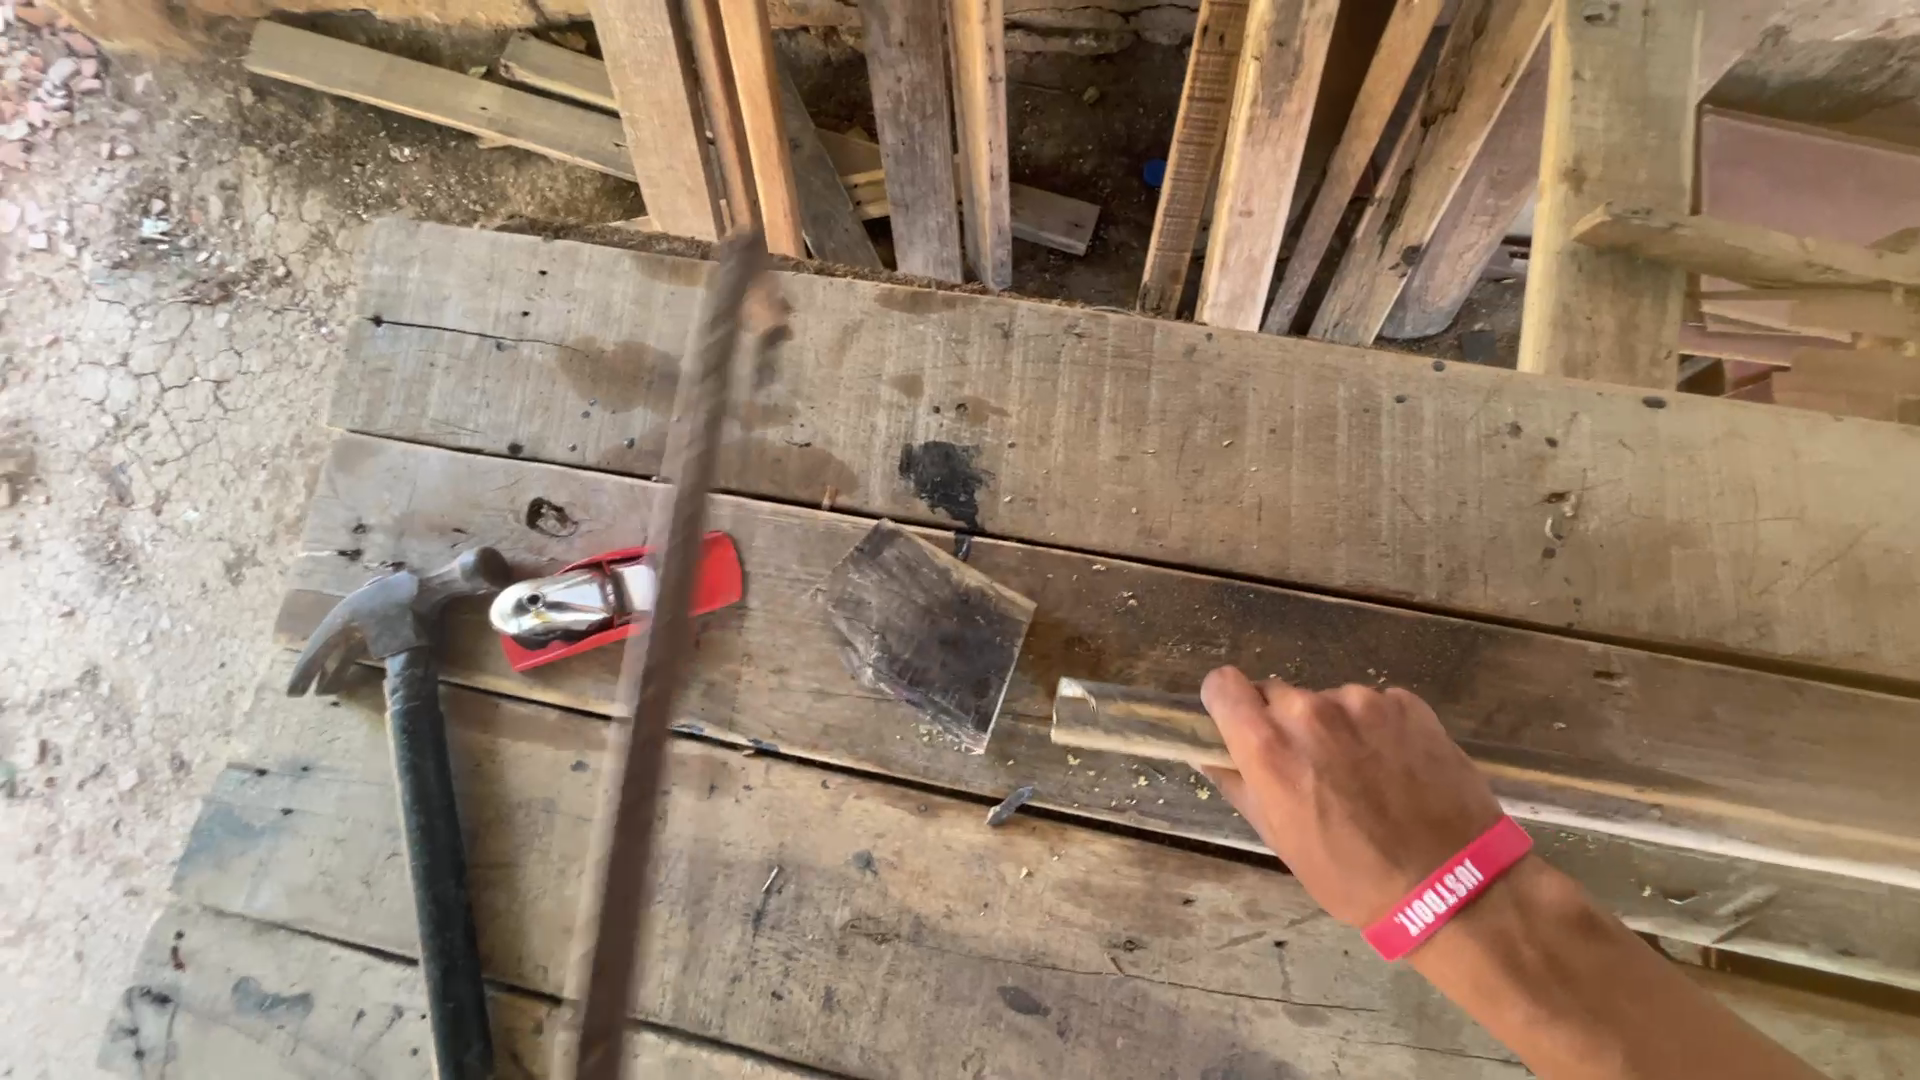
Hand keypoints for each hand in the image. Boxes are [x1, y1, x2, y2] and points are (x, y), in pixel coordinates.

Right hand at [1199, 666, 1503, 927]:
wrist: (1457, 889)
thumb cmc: (1351, 875)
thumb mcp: (1278, 837)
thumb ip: (1238, 784)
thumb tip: (1210, 756)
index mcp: (1267, 744)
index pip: (1222, 683)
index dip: (1227, 702)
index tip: (1241, 724)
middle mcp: (1308, 711)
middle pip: (1275, 693)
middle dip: (1283, 722)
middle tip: (1310, 765)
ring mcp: (1361, 703)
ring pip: (1326, 700)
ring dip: (1333, 725)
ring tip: (1364, 772)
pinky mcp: (1406, 704)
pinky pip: (1373, 705)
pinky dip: (1376, 727)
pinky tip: (1396, 766)